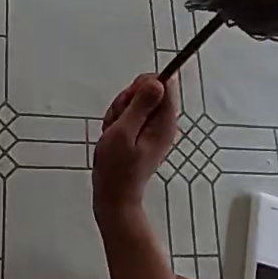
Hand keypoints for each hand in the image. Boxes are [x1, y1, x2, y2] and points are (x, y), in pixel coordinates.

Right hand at [92, 73, 178, 218]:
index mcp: (164, 122)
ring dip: (119, 112)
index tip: (128, 101)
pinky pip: (129, 114)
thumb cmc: (117, 169)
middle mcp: (162, 123)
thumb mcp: (124, 132)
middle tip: (118, 121)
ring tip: (114, 133)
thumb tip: (157, 82)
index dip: (142, 85)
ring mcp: (152, 129)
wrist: (114, 196)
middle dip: (126, 100)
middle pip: (147, 91)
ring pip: (134, 102)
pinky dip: (117, 121)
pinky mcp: (142, 133)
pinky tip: (113, 136)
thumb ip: (140, 105)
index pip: (164, 84)